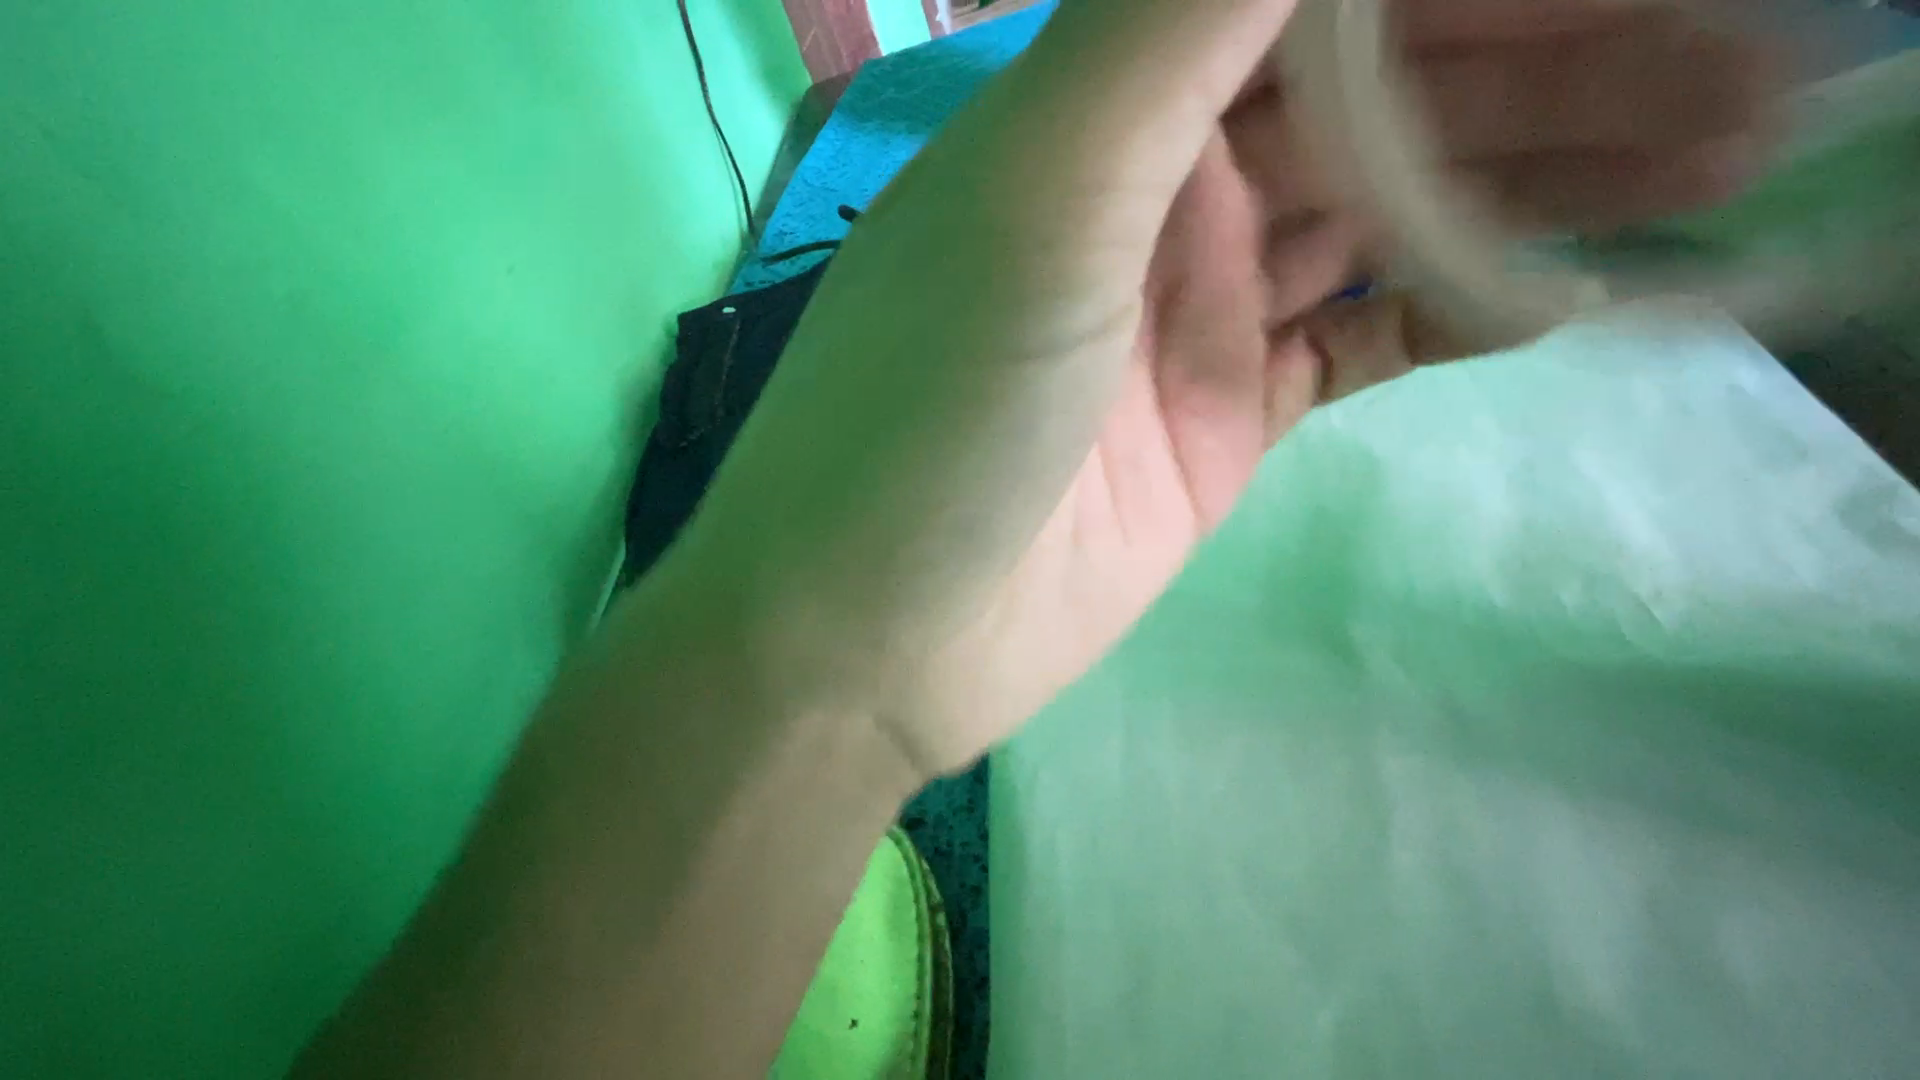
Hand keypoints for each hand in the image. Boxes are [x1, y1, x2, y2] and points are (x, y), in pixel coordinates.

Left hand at [663, 0, 1774, 781]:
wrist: (876, 633)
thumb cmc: (922, 416)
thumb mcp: (1037, 189)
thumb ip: (1169, 25)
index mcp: (1098, 116)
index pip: (1307, 9)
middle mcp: (1150, 202)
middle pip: (1371, 107)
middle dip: (1546, 79)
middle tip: (1748, 81)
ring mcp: (1189, 321)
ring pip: (1386, 223)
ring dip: (1536, 190)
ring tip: (1723, 161)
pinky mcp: (1217, 428)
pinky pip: (1363, 347)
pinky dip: (1461, 313)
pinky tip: (1579, 291)